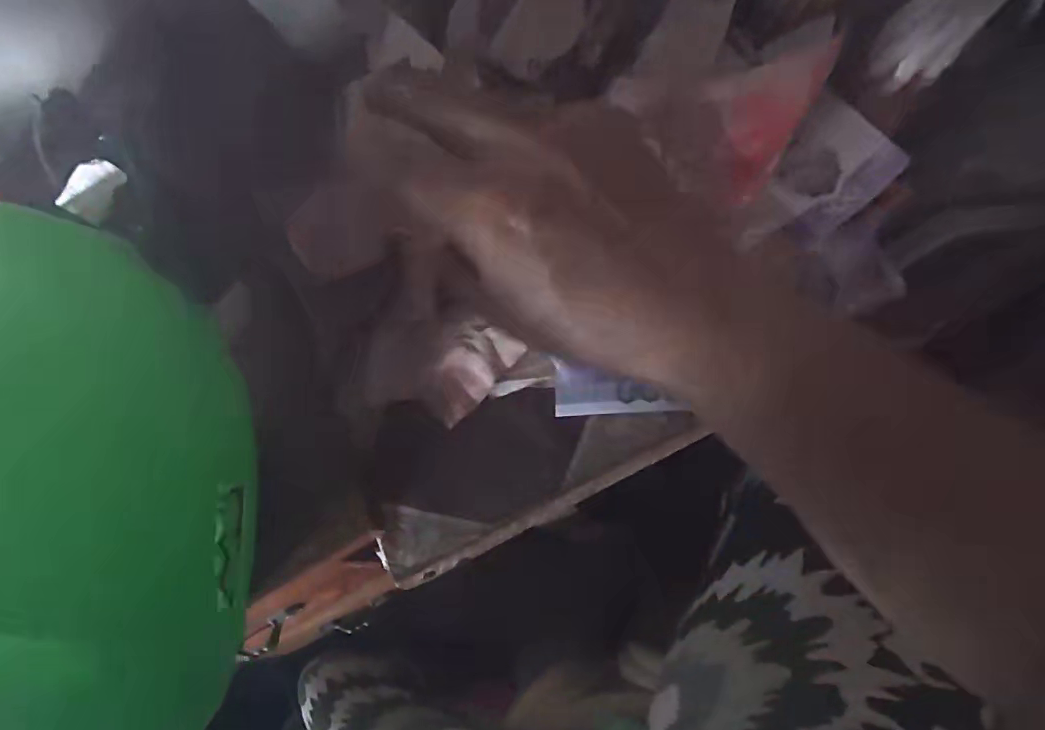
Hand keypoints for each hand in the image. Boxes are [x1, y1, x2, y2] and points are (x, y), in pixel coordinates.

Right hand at [356, 68, 781, 394]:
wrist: (698, 304)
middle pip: (441, 104)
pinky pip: (540, 113)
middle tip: (369, 86)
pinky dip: (510, 124)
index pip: (405, 169)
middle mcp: (521, 150)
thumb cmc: (590, 327)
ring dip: (451, 100)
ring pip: (490, 100)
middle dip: (397, 94)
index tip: (346, 150)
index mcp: (487, 209)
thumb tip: (431, 240)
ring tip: (426, 99)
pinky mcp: (608, 121)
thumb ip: (457, 267)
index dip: (369, 157)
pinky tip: (510, 143)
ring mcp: (569, 126)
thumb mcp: (504, 312)